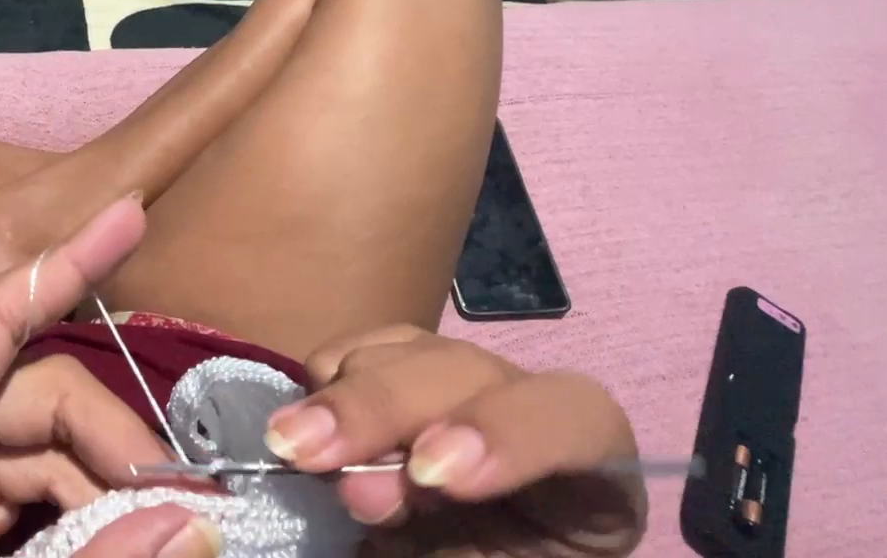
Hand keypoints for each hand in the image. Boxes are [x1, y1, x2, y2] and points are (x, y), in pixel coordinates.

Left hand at [0, 198, 220, 557]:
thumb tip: (195, 523)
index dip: (66, 262)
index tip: (130, 214)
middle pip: (43, 393)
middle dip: (119, 439)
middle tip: (192, 506)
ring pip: (52, 445)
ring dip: (113, 484)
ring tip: (170, 529)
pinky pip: (40, 488)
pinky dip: (87, 510)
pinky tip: (123, 535)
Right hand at [265, 326, 644, 556]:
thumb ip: (450, 551)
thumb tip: (366, 491)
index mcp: (591, 467)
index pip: (574, 419)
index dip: (506, 434)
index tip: (432, 477)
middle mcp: (519, 399)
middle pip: (461, 372)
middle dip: (382, 409)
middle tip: (313, 456)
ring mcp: (452, 372)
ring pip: (398, 354)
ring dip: (340, 401)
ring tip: (295, 450)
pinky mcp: (392, 363)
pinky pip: (350, 349)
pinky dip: (321, 383)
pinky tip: (304, 426)